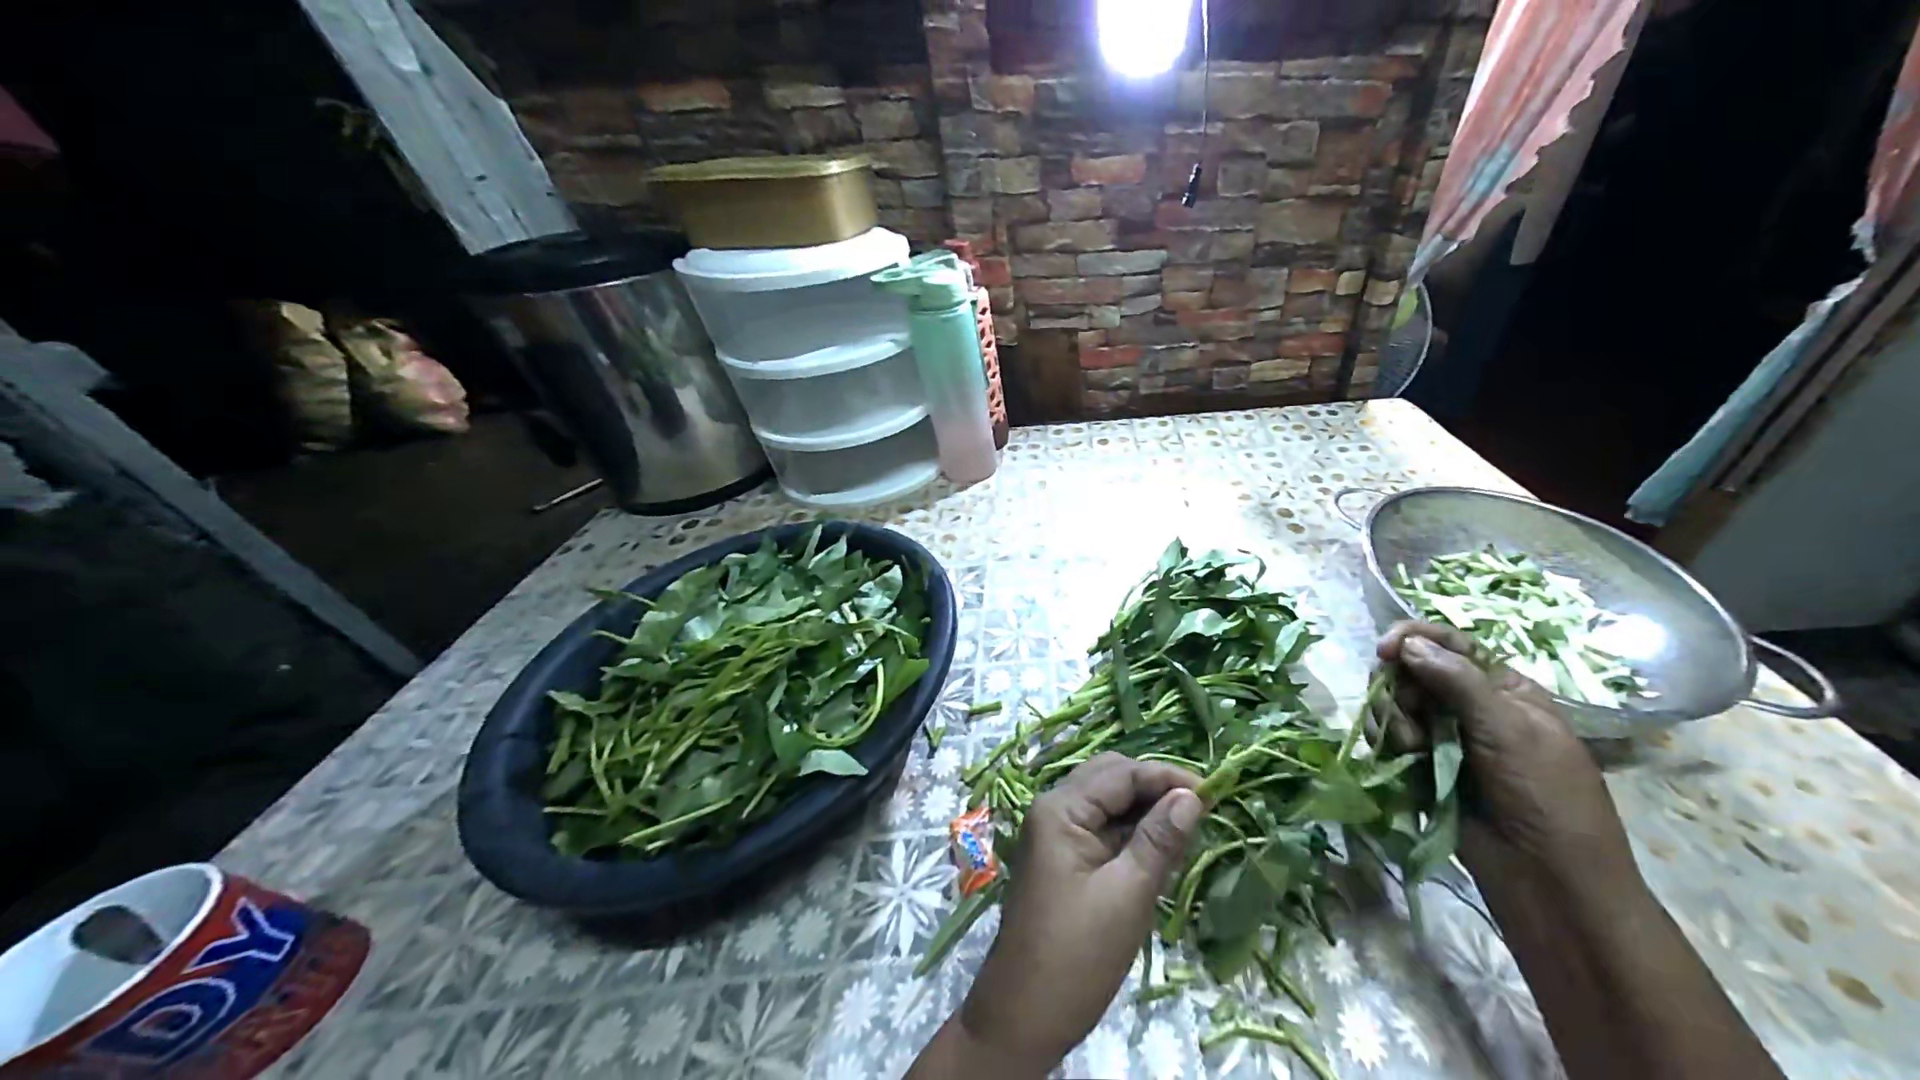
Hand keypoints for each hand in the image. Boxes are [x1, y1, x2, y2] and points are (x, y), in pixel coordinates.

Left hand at [955, 753, 1203, 1072]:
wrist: (1024, 1014)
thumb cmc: (1078, 955)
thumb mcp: (1128, 894)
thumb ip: (1160, 840)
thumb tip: (1192, 796)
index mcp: (1060, 809)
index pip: (1120, 773)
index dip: (1166, 777)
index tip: (1214, 792)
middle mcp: (1053, 810)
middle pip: (1110, 779)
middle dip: (1155, 788)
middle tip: (1200, 810)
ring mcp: (1056, 834)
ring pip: (1107, 803)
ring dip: (1146, 810)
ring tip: (1188, 830)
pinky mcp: (1064, 858)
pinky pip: (1102, 829)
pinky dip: (1132, 833)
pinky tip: (1162, 849)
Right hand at [1376, 622, 1637, 888]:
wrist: (1546, 877)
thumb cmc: (1544, 796)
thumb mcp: (1509, 730)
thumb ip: (1458, 681)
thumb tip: (1409, 642)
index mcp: (1502, 689)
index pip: (1449, 644)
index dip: (1413, 639)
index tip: (1383, 650)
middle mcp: (1468, 705)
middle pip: (1410, 670)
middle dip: (1398, 687)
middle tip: (1408, 716)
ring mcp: (1441, 736)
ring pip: (1392, 702)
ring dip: (1391, 718)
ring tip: (1410, 748)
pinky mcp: (1419, 764)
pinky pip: (1386, 736)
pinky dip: (1385, 740)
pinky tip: (1400, 758)